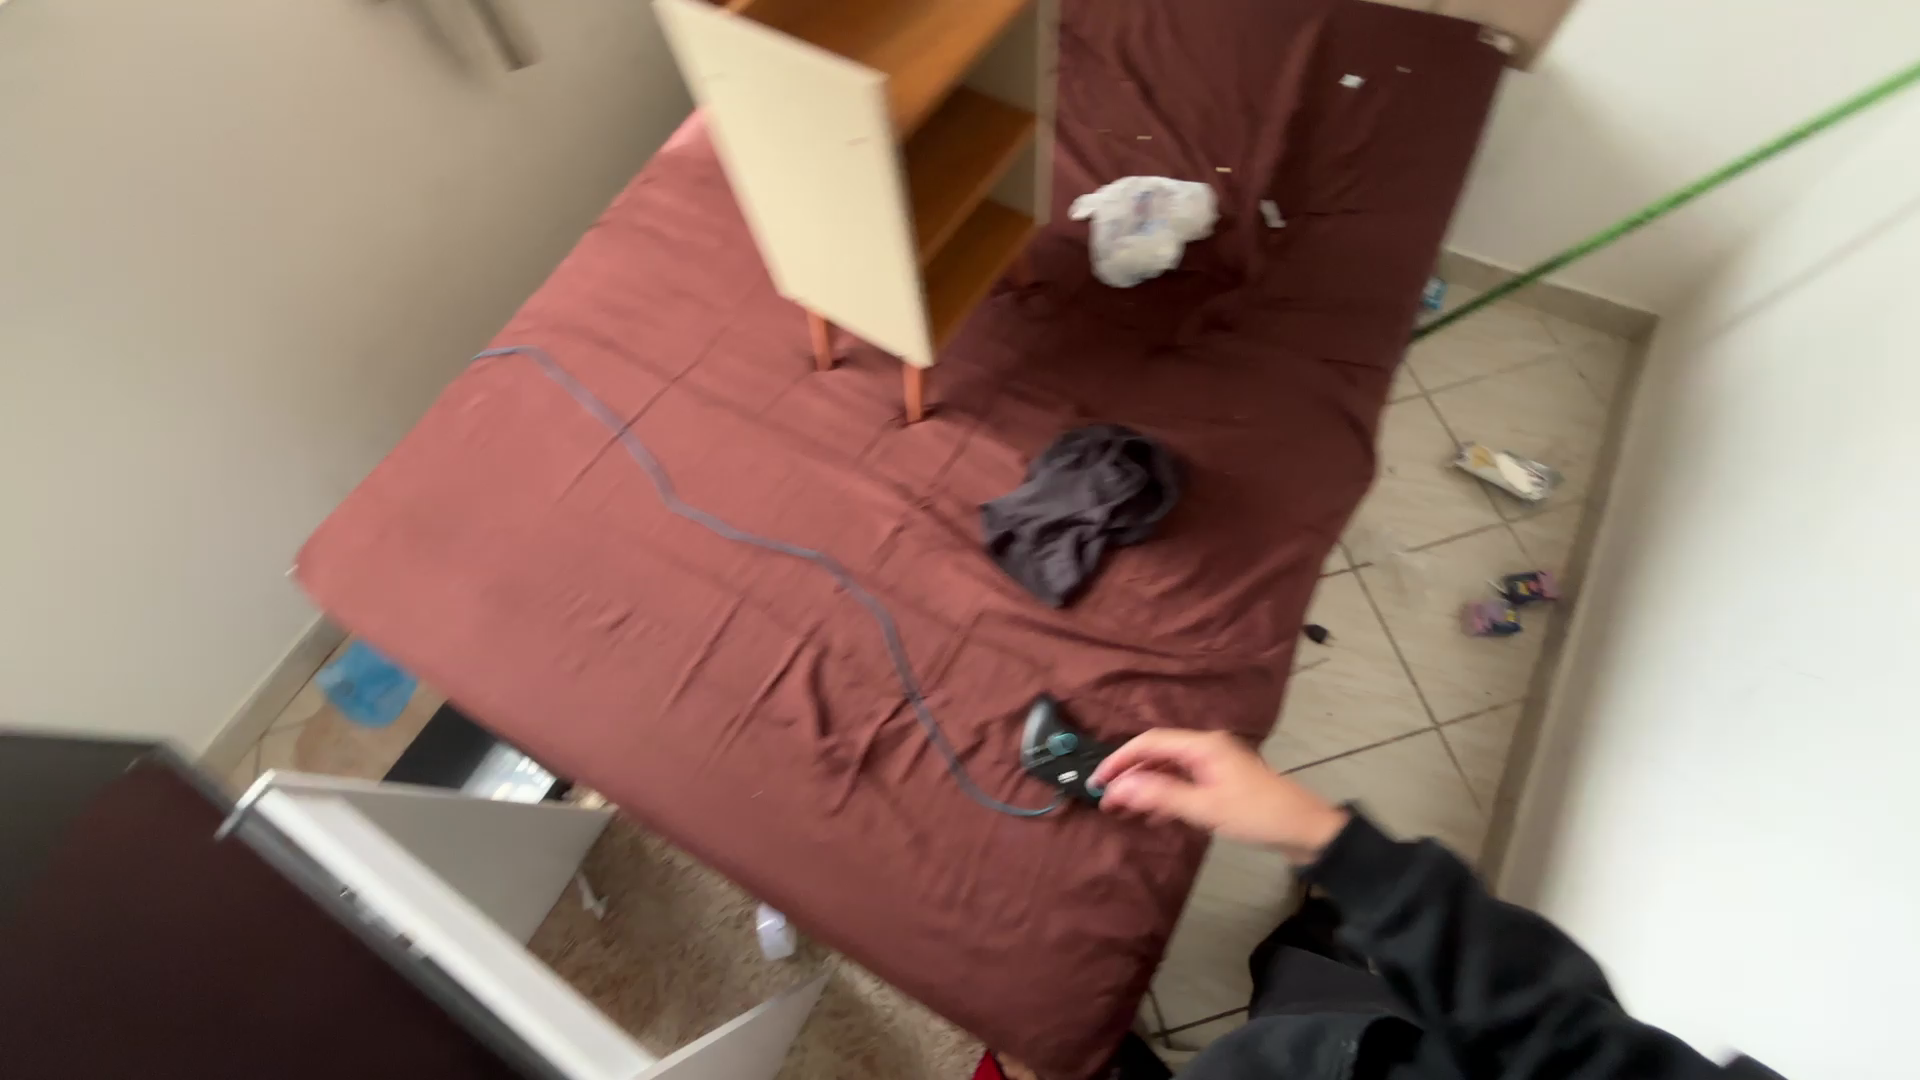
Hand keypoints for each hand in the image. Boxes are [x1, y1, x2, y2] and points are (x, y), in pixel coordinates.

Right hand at [1091, 728, 1349, 863]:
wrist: (1307, 832)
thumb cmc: (1258, 815)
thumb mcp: (1206, 808)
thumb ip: (1161, 795)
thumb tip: (1120, 787)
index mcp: (1201, 746)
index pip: (1149, 743)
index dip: (1120, 760)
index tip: (1099, 781)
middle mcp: (1204, 748)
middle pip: (1156, 755)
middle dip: (1129, 776)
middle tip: (1106, 801)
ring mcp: (1212, 765)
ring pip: (1168, 770)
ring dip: (1145, 788)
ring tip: (1122, 810)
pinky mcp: (1219, 782)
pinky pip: (1182, 783)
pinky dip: (1164, 796)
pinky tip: (1152, 815)